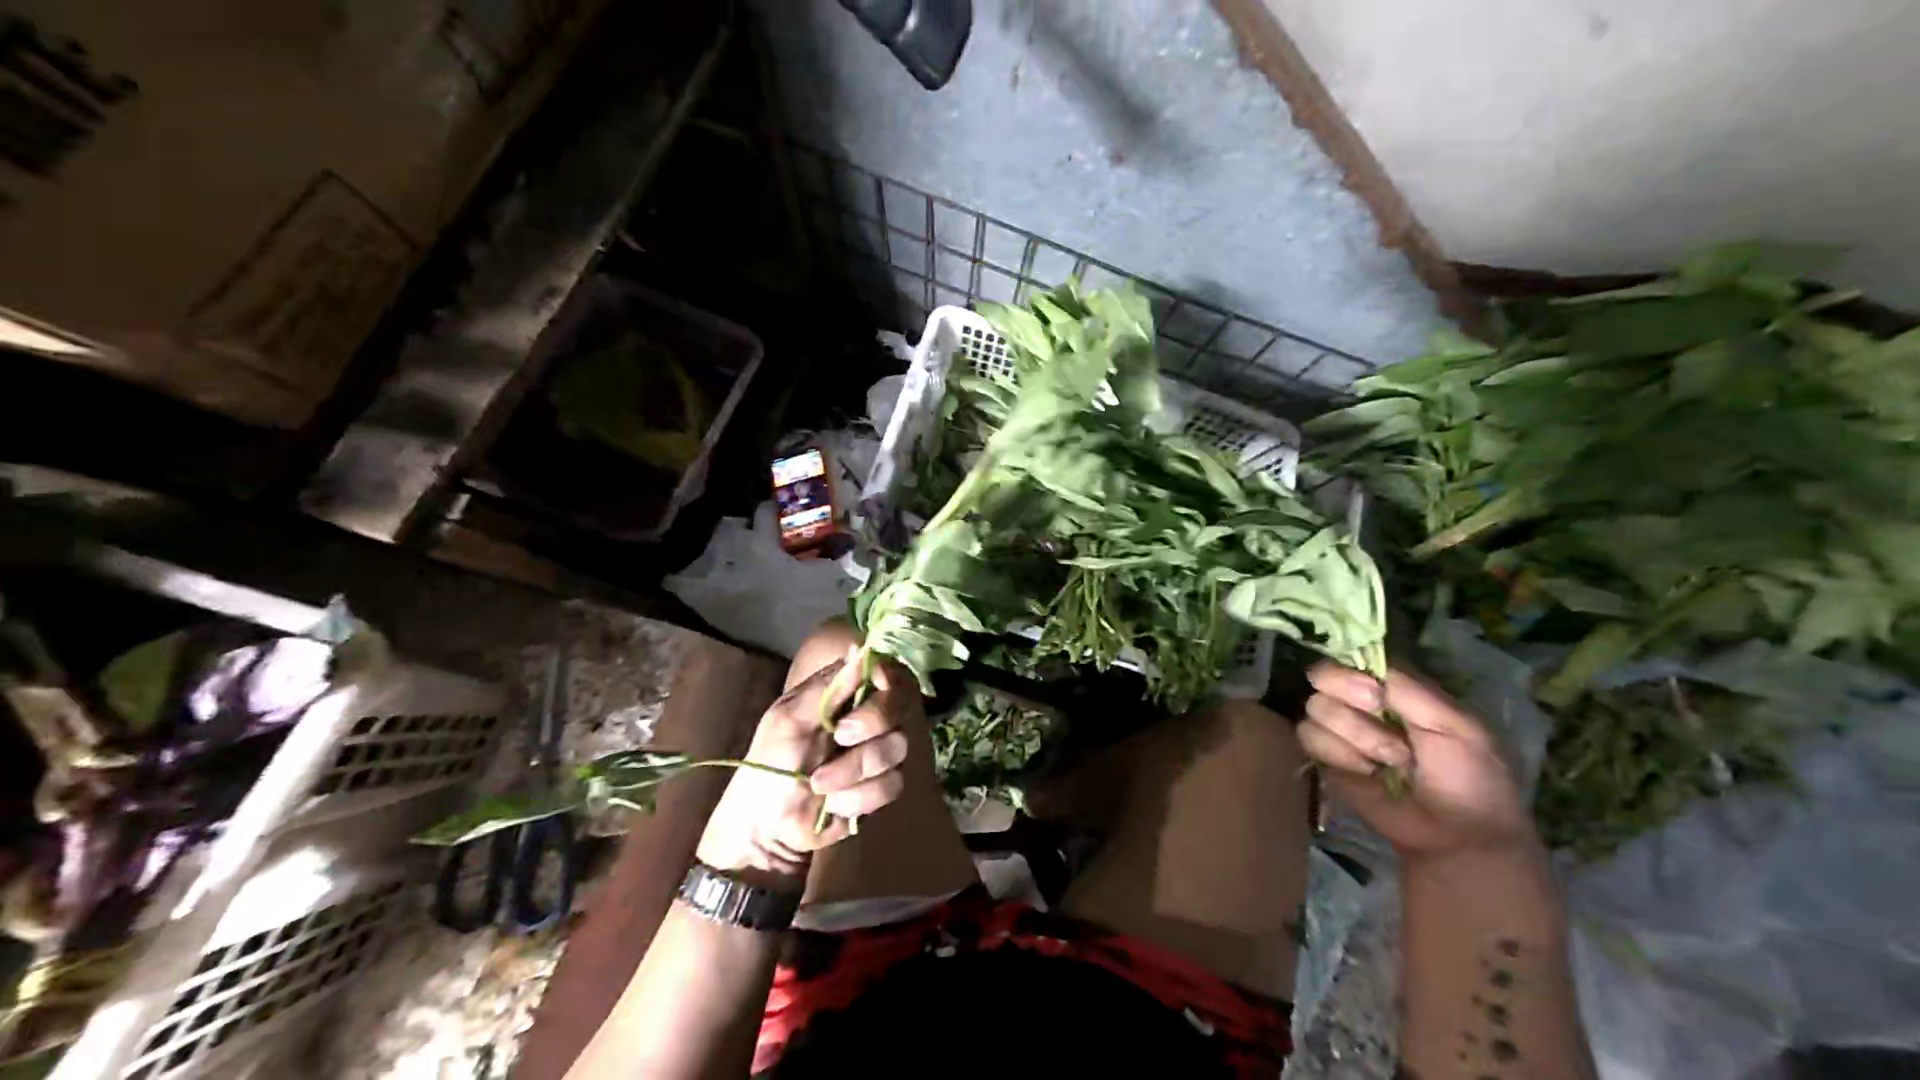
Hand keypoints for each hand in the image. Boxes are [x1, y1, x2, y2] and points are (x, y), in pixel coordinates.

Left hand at [694, 652, 912, 888]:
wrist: (766, 824)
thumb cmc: (771, 761)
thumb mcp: (790, 718)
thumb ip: (828, 687)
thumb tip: (858, 647)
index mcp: (845, 693)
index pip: (886, 671)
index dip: (889, 675)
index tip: (879, 684)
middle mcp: (869, 718)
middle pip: (899, 707)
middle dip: (870, 724)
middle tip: (840, 738)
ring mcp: (879, 753)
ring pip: (896, 749)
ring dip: (852, 770)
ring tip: (818, 784)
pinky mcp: (882, 788)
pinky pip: (890, 785)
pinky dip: (856, 797)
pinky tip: (832, 804)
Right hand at [1300, 662, 1535, 859]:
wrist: (1459, 837)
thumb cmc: (1472, 778)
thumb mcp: (1457, 724)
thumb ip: (1410, 689)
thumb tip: (1361, 666)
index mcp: (1393, 689)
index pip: (1351, 659)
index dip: (1352, 671)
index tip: (1375, 695)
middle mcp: (1359, 704)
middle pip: (1322, 677)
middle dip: (1349, 700)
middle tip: (1379, 721)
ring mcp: (1340, 732)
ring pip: (1315, 709)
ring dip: (1356, 736)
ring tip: (1390, 762)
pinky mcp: (1326, 761)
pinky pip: (1310, 739)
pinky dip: (1340, 756)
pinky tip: (1367, 774)